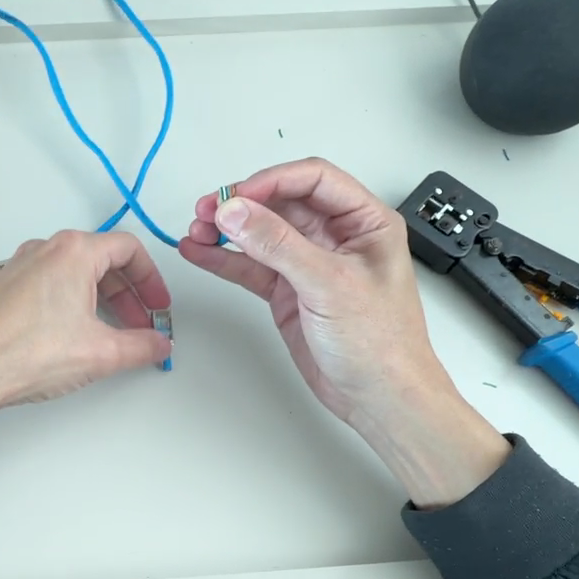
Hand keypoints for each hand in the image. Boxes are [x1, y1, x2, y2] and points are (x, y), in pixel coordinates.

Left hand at [0, 230, 172, 435]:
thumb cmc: (26, 354)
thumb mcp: (101, 353)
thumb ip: (141, 346)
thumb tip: (159, 344)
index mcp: (73, 252)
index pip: (128, 249)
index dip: (152, 279)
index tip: (158, 305)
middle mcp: (45, 249)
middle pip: (102, 260)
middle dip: (129, 294)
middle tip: (142, 324)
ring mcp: (20, 266)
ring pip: (74, 273)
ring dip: (100, 300)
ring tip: (111, 334)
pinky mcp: (4, 288)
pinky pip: (50, 285)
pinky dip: (72, 303)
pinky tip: (75, 336)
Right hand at [179, 158, 507, 506]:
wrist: (378, 398)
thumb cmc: (382, 345)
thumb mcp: (329, 285)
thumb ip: (279, 245)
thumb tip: (237, 212)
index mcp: (364, 222)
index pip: (312, 180)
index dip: (270, 181)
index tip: (236, 196)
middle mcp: (336, 237)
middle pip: (280, 202)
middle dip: (242, 204)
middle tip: (207, 210)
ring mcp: (309, 265)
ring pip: (261, 234)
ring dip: (227, 230)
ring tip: (196, 230)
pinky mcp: (288, 291)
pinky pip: (251, 266)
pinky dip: (224, 259)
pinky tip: (200, 252)